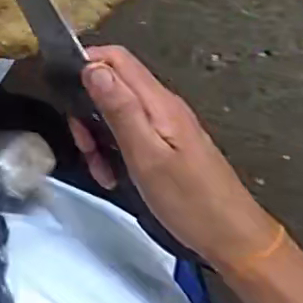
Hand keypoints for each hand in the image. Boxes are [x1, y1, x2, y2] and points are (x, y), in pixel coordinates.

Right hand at [69, 45, 280, 271]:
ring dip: (96, 132)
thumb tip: (92, 67)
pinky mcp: (165, 144)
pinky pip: (126, 131)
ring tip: (98, 164)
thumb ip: (119, 108)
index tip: (64, 89)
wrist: (238, 245)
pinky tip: (112, 172)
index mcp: (158, 102)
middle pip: (111, 83)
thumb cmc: (191, 201)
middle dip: (86, 106)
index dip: (85, 61)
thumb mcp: (147, 155)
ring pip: (114, 109)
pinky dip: (111, 147)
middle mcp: (161, 106)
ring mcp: (165, 125)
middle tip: (83, 142)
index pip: (115, 57)